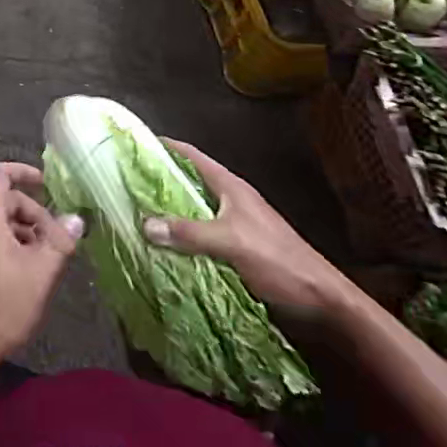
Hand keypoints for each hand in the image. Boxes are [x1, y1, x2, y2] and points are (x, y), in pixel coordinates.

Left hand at [0, 163, 81, 365]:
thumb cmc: (1, 301)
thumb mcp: (39, 271)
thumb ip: (59, 241)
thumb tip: (76, 219)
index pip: (1, 174)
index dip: (24, 172)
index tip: (48, 184)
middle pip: (11, 200)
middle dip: (38, 215)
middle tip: (59, 242)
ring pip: (8, 221)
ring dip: (32, 233)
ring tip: (51, 260)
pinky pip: (1, 237)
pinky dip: (21, 245)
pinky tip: (36, 271)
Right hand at [143, 139, 353, 315]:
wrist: (322, 302)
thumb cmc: (279, 261)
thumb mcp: (232, 243)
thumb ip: (189, 233)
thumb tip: (145, 224)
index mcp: (230, 187)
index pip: (191, 156)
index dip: (163, 146)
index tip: (133, 144)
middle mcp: (229, 201)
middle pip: (187, 182)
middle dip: (157, 181)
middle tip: (124, 183)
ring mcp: (232, 225)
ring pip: (190, 210)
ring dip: (166, 212)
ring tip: (133, 214)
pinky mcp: (233, 249)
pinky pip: (197, 235)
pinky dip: (178, 237)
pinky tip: (160, 247)